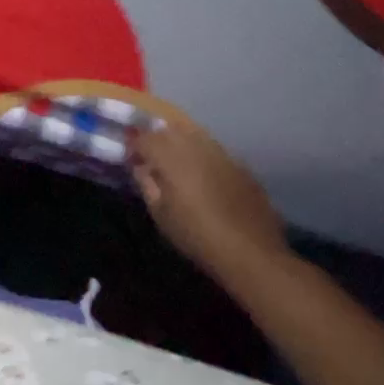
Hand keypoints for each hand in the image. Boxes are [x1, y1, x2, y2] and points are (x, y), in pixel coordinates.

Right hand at [130, 120, 287, 275]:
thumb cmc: (197, 235)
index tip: (131, 159)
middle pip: (170, 130)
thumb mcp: (160, 214)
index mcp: (171, 158)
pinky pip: (216, 151)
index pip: (145, 138)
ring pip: (196, 135)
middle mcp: (197, 148)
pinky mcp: (243, 167)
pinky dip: (204, 156)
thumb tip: (141, 167)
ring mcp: (223, 155)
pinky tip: (205, 175)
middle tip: (152, 158)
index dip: (134, 146)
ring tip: (178, 163)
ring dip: (181, 143)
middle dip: (157, 139)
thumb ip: (146, 184)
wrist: (252, 254)